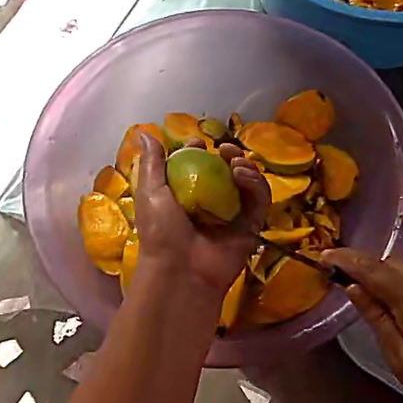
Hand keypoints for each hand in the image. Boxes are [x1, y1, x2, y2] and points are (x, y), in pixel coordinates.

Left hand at [131, 134, 268, 300]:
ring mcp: (231, 215)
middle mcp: (209, 204)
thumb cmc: (160, 232)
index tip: (198, 144)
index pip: (198, 167)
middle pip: (226, 172)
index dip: (200, 151)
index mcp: (184, 196)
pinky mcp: (250, 226)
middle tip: (225, 149)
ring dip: (244, 166)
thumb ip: (152, 162)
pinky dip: (255, 183)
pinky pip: (259, 200)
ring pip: (246, 183)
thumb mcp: (150, 192)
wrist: (181, 271)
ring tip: (235, 162)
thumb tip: (143, 131)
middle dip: (228, 155)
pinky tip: (243, 174)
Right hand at [322, 248, 402, 402]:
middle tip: (345, 280)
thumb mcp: (400, 358)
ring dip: (389, 279)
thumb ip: (376, 318)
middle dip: (368, 267)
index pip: (374, 269)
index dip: (347, 260)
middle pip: (393, 263)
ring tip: (372, 298)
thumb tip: (353, 288)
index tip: (324, 255)